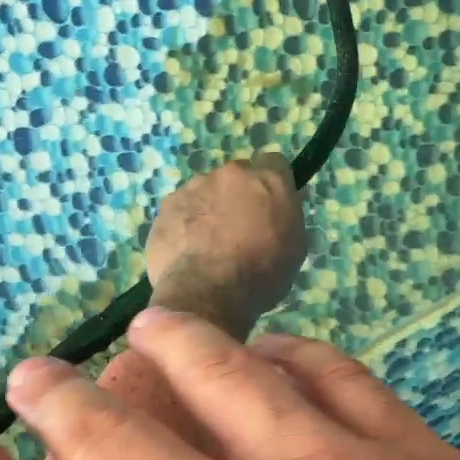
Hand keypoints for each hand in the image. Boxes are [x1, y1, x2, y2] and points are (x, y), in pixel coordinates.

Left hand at [144, 154, 305, 335]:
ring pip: (204, 192)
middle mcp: (230, 173)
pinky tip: (186, 252)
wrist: (206, 295)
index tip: (269, 206)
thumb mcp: (294, 248)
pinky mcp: (166, 207)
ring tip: (207, 246)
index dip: (271, 185)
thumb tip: (276, 209)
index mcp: (268, 180)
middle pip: (235, 176)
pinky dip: (184, 226)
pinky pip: (180, 211)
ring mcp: (193, 187)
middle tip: (237, 231)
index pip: (274, 164)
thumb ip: (285, 217)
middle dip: (237, 197)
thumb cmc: (261, 276)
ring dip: (208, 210)